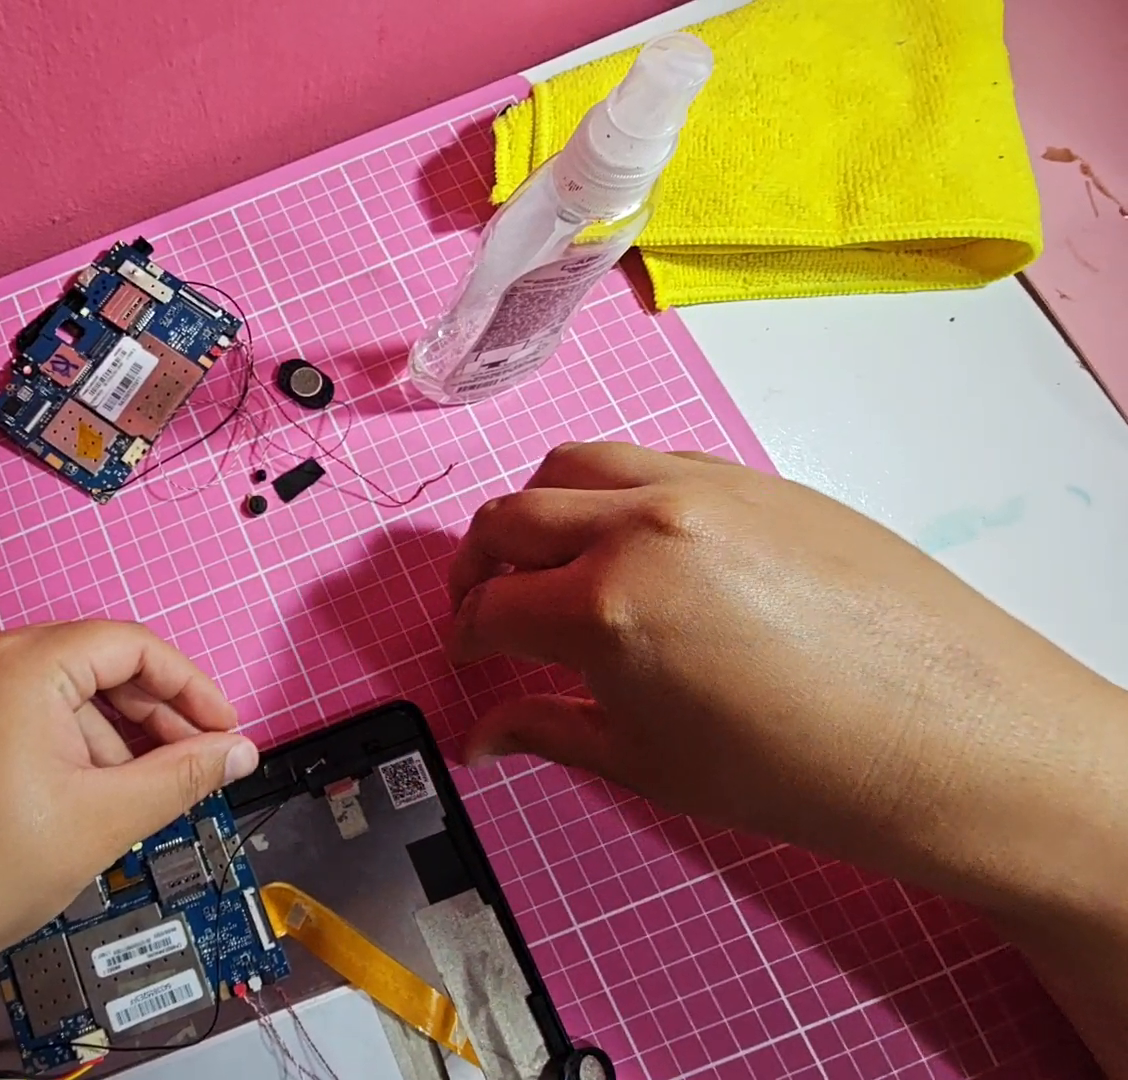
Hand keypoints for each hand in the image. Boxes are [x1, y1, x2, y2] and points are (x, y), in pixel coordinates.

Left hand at [0, 620, 256, 1079]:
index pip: (129, 645)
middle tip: (196, 760)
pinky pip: (30, 709)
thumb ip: (183, 775)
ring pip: (64, 690)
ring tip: (145, 789)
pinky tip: (95, 789)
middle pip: (96, 664)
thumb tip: (238, 751)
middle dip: (152, 714)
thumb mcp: (104, 818)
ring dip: (114, 734)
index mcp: (20, 664)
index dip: (188, 685)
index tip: (223, 727)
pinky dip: (72, 741)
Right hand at [445, 442, 1126, 915]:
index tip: (468, 655)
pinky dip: (599, 491)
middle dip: (471, 568)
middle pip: (505, 521)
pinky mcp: (750, 477)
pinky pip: (640, 459)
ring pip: (564, 467)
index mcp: (604, 609)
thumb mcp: (645, 764)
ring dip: (530, 513)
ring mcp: (698, 490)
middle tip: (480, 607)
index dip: (464, 637)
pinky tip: (624, 539)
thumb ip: (541, 731)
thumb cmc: (797, 777)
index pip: (489, 609)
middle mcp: (637, 528)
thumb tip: (474, 740)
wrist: (974, 749)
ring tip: (542, 557)